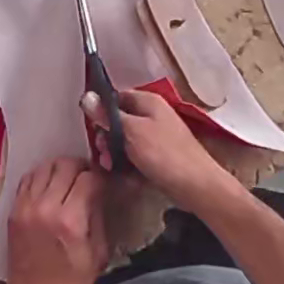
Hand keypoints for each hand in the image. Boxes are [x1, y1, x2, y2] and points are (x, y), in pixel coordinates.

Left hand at [4, 157, 108, 283]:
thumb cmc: (71, 283)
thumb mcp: (98, 253)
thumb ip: (99, 215)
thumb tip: (102, 188)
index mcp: (70, 220)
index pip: (88, 178)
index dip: (99, 175)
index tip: (104, 181)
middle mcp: (45, 207)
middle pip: (65, 164)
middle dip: (81, 167)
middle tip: (87, 178)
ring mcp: (26, 206)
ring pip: (45, 166)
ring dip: (60, 169)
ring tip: (68, 180)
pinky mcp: (14, 209)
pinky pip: (29, 178)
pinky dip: (42, 176)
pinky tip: (50, 187)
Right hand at [81, 90, 245, 215]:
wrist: (197, 186)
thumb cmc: (164, 154)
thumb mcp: (132, 132)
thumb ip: (109, 116)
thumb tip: (87, 97)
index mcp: (149, 102)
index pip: (117, 97)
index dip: (102, 109)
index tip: (91, 125)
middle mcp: (153, 115)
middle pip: (119, 120)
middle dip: (107, 137)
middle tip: (102, 152)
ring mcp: (156, 137)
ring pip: (126, 141)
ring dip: (115, 153)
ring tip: (111, 166)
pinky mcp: (158, 157)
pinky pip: (136, 156)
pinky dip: (128, 164)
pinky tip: (125, 176)